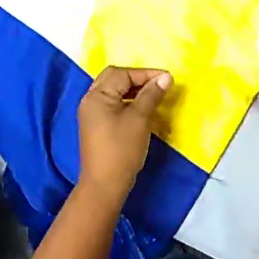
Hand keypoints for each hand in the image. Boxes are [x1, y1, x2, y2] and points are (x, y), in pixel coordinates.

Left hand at [76, 66, 170, 199]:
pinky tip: (142, 109)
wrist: (105, 184)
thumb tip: (165, 77)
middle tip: (159, 84)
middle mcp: (90, 101)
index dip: (146, 74)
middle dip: (137, 79)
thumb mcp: (139, 119)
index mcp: (97, 96)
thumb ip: (151, 95)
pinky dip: (128, 103)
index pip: (122, 74)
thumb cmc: (122, 150)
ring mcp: (92, 114)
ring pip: (113, 92)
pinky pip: (112, 105)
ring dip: (133, 91)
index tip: (168, 79)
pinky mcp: (97, 126)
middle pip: (114, 79)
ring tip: (154, 96)